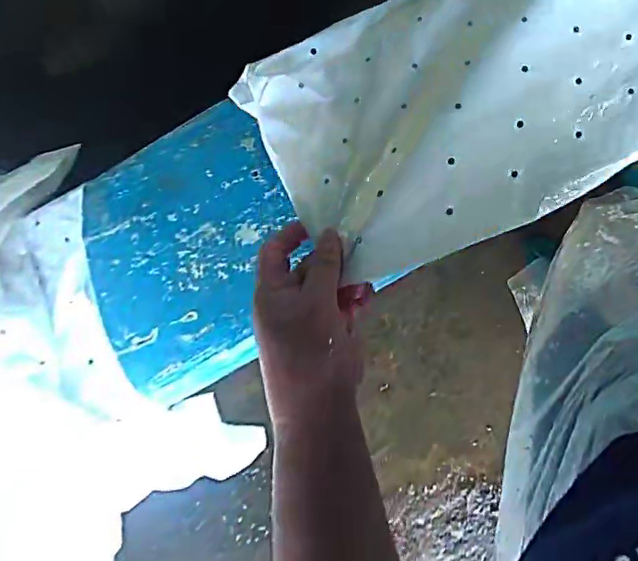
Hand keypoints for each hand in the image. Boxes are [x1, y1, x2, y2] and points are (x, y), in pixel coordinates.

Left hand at [253, 221, 374, 431]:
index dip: (292, 235)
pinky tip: (365, 302)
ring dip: (348, 281)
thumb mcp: (317, 300)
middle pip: (309, 266)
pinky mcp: (327, 332)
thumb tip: (329, 234)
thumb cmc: (309, 351)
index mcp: (272, 293)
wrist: (320, 411)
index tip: (318, 226)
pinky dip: (352, 300)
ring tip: (363, 289)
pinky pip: (340, 305)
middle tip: (356, 256)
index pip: (274, 252)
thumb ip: (325, 265)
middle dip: (333, 261)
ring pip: (329, 285)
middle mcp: (287, 302)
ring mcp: (308, 318)